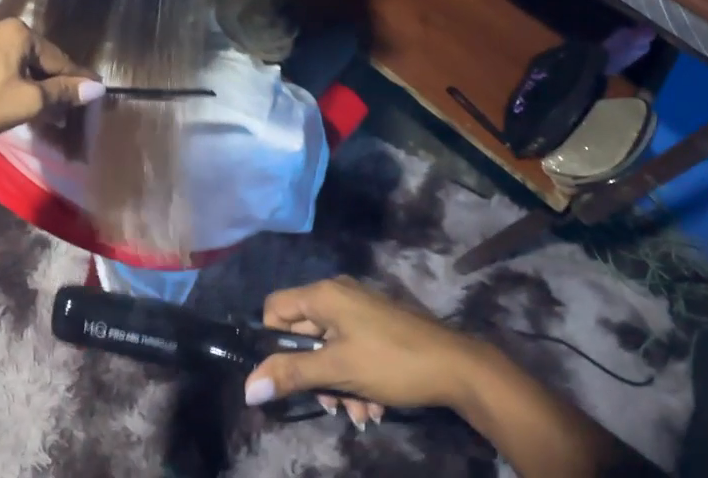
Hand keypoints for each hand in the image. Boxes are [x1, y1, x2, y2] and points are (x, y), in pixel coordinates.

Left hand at [0, 18, 102, 139]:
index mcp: (19, 31)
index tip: (92, 91)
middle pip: (32, 56)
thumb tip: (96, 87)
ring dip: (23, 80)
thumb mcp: (29, 101)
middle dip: (47, 82)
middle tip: (60, 108)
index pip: (57, 58)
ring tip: (31, 104)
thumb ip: (63, 92)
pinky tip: (1, 94)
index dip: (75, 79)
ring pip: (9, 59)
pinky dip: (0, 76)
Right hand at [242, 277, 485, 428]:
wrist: (460, 368)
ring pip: (330, 348)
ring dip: (338, 384)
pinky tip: (373, 406)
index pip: (275, 309)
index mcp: (323, 294)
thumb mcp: (338, 371)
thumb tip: (248, 387)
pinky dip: (356, 378)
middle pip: (304, 333)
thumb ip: (291, 375)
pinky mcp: (379, 326)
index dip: (273, 343)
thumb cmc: (392, 363)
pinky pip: (352, 349)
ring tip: (359, 414)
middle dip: (314, 375)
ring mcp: (361, 309)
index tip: (288, 375)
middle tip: (330, 405)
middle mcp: (338, 294)